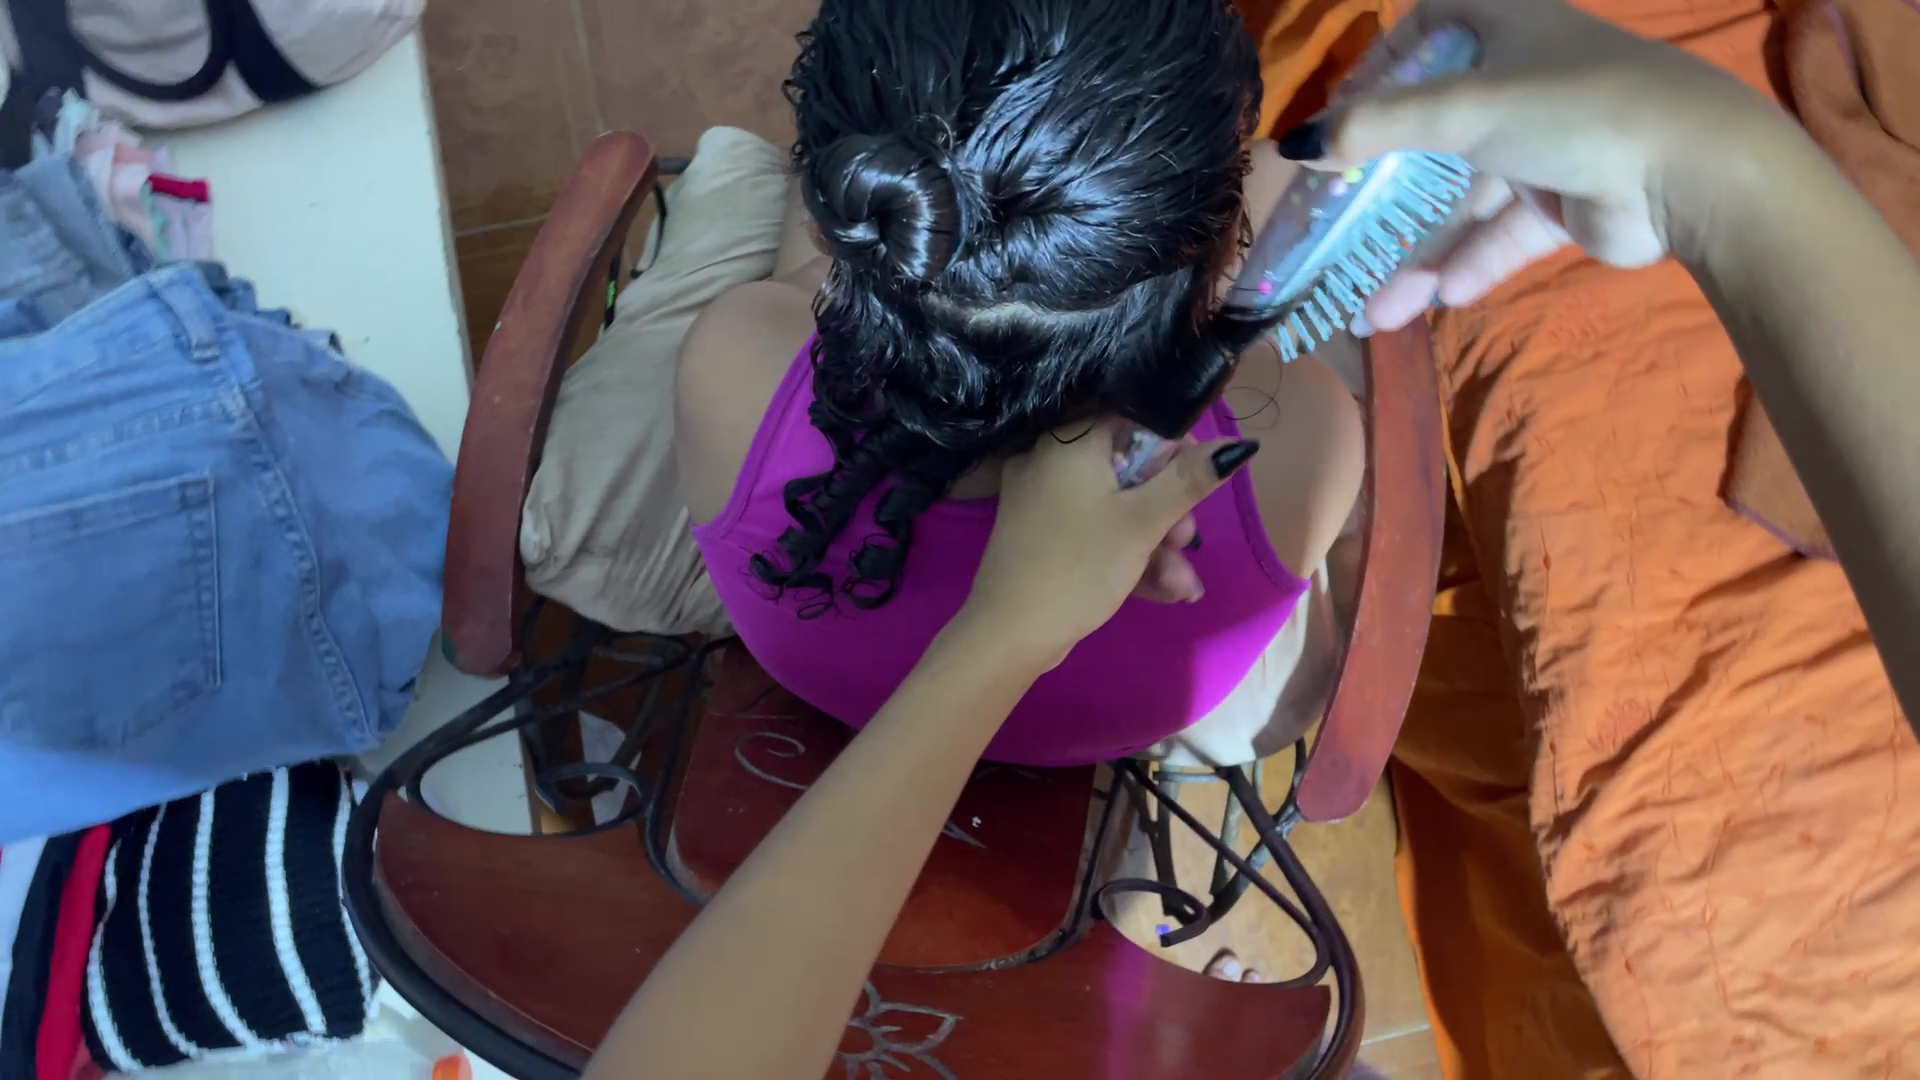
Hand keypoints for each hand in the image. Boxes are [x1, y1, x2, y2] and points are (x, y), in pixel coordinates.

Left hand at [959, 420, 1257, 665]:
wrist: (1009, 633)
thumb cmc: (1079, 566)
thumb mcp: (1142, 522)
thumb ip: (1190, 480)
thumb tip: (1238, 443)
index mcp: (1068, 441)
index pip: (1132, 420)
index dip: (1171, 451)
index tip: (1195, 484)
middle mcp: (1049, 460)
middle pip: (1126, 469)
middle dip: (1167, 512)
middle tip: (1186, 543)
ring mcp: (1040, 500)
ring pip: (1112, 507)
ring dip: (1154, 544)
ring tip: (1180, 585)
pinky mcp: (1040, 535)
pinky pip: (1091, 531)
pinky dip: (1124, 555)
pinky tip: (1162, 591)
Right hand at [1281, 0, 1791, 333]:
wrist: (1693, 175)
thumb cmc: (1575, 111)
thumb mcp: (1465, 109)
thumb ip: (1375, 127)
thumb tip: (1290, 147)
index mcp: (1508, 31)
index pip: (1434, 23)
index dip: (1384, 59)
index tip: (1343, 109)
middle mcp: (1521, 83)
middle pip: (1430, 131)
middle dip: (1381, 192)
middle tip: (1335, 231)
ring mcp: (1540, 146)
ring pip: (1457, 202)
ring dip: (1416, 259)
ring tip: (1373, 313)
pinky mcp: (1556, 200)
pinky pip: (1494, 235)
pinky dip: (1466, 266)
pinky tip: (1439, 299)